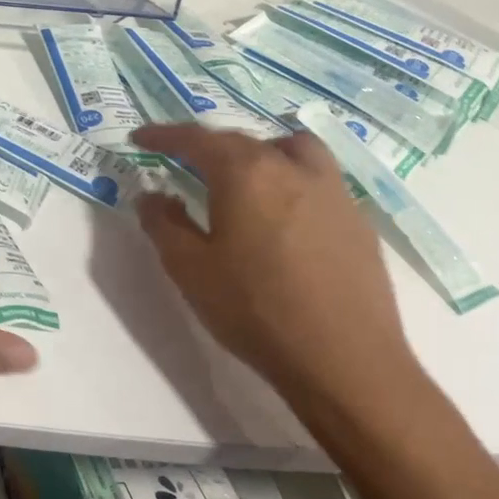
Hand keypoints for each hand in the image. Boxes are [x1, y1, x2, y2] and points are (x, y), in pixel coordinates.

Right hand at [133, 124, 415, 400]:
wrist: (345, 362)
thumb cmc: (253, 308)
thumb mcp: (186, 265)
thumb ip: (162, 222)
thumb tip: (154, 196)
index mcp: (246, 174)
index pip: (197, 139)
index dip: (163, 135)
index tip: (139, 139)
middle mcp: (293, 172)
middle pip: (245, 140)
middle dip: (208, 143)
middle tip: (181, 158)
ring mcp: (334, 197)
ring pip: (295, 150)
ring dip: (261, 151)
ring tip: (239, 175)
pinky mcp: (359, 226)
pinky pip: (319, 181)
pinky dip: (290, 179)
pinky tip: (276, 213)